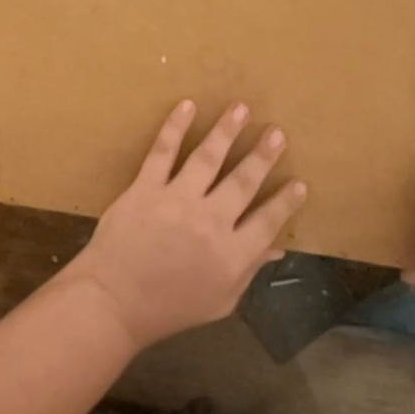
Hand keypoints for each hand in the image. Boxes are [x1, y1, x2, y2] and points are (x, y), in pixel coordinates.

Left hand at [57, 100, 307, 350]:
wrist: (114, 301)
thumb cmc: (169, 307)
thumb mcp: (220, 301)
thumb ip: (249, 271)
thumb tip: (277, 248)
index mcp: (231, 254)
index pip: (268, 221)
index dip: (286, 201)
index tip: (299, 182)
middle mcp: (209, 222)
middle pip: (243, 181)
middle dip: (263, 155)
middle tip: (276, 132)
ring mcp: (176, 201)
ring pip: (208, 158)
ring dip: (226, 131)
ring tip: (241, 109)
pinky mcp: (145, 189)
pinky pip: (162, 152)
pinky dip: (175, 127)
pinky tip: (187, 106)